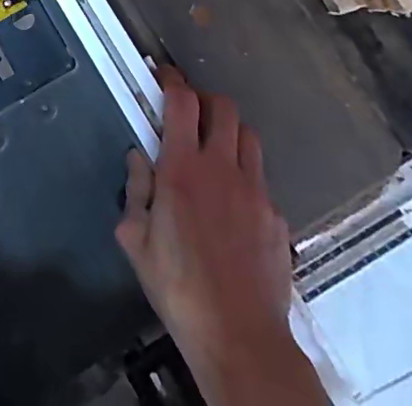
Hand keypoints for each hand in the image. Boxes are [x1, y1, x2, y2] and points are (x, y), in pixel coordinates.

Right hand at [117, 67, 294, 378]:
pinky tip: (232, 205)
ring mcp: (256, 191)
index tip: (164, 75)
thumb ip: (135, 191)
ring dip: (229, 131)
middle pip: (223, 107)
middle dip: (205, 99)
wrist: (239, 335)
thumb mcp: (135, 240)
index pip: (182, 104)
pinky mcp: (276, 216)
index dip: (172, 81)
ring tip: (213, 149)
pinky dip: (244, 175)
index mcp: (182, 170)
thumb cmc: (177, 287)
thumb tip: (138, 159)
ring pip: (248, 137)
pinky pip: (261, 179)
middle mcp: (222, 169)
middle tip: (189, 112)